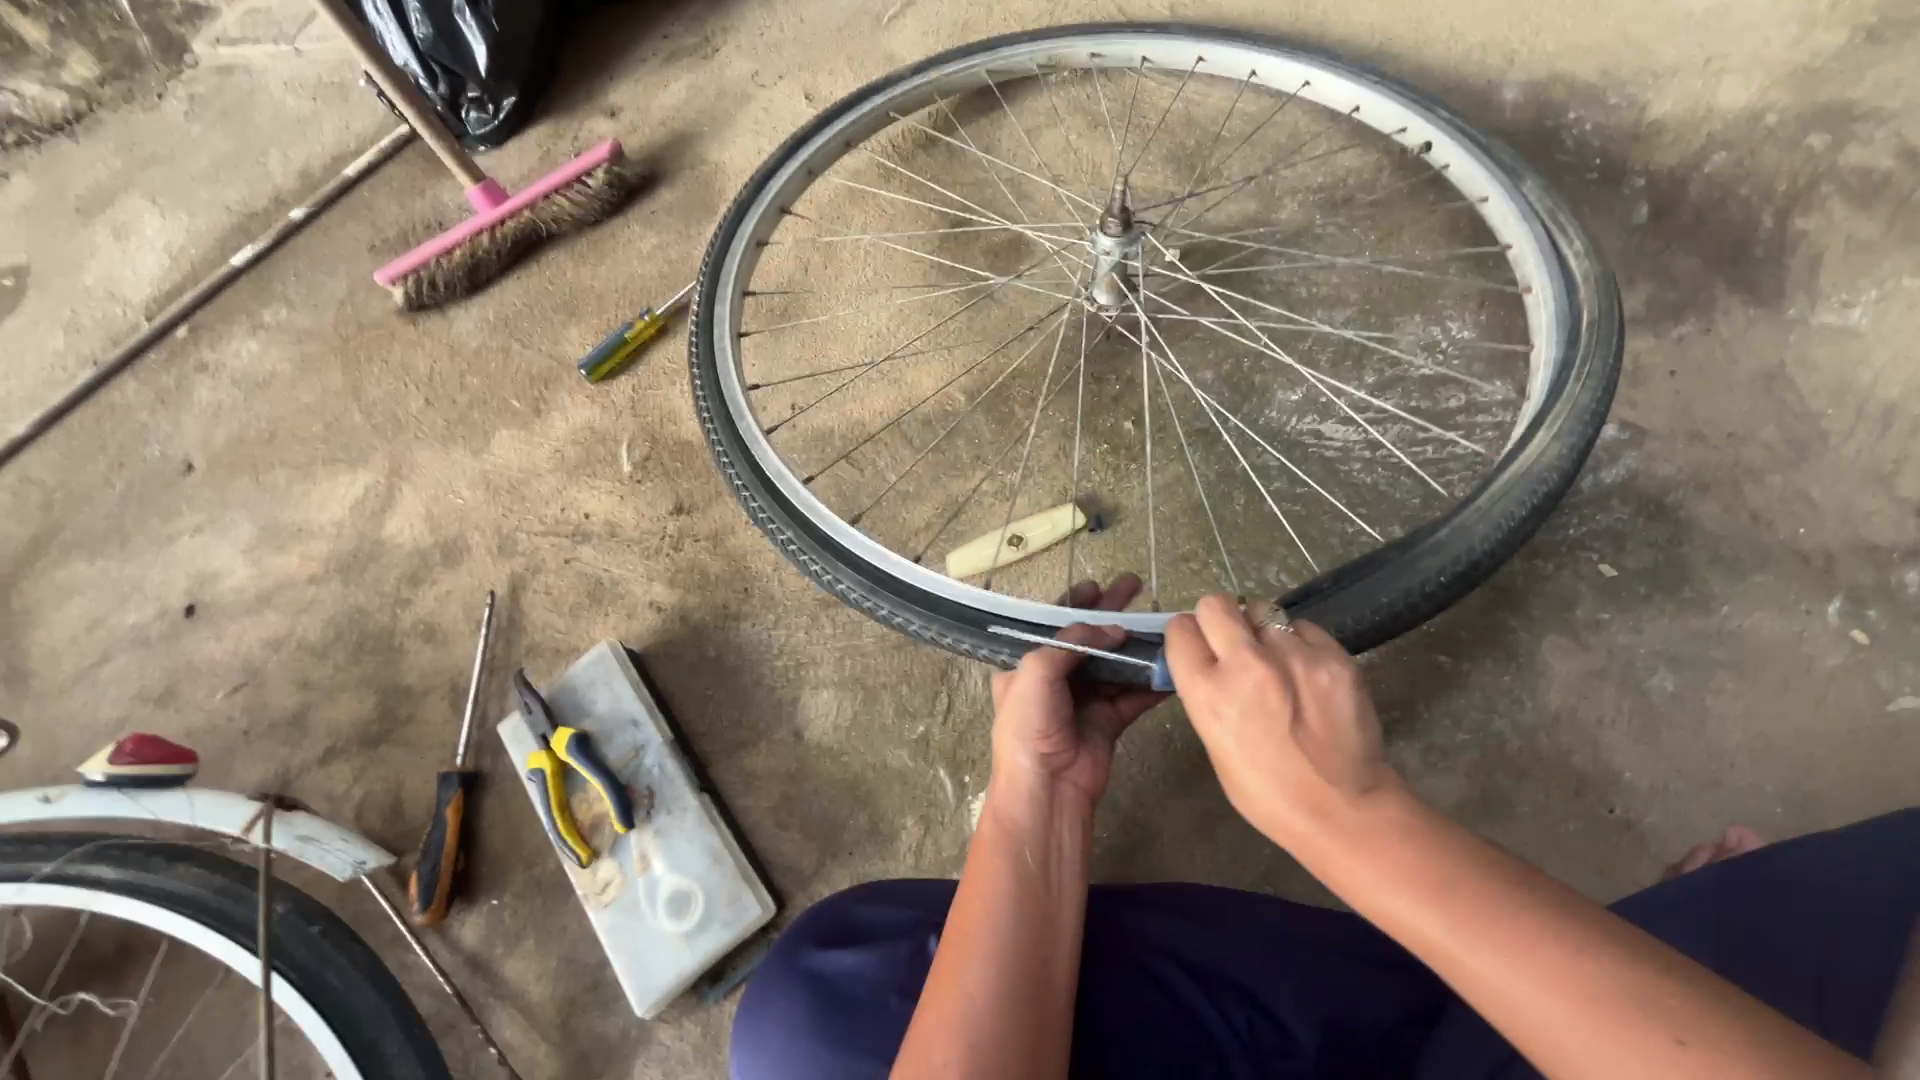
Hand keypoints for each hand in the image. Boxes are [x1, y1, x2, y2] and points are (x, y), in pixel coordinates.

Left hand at [989, 574, 1169, 808]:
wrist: (1046, 786)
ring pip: (1114, 664)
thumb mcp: (1035, 672)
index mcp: (1025, 666)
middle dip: (1110, 614)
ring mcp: (1082, 700)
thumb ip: (1071, 642)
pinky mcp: (1108, 721)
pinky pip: (1132, 694)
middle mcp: (1053, 680)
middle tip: (1134, 587)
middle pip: (1087, 640)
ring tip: (1160, 621)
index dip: (1073, 604)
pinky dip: (1150, 682)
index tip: (1096, 586)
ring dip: (1135, 645)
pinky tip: (1169, 664)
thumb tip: (1113, 629)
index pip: (1050, 627)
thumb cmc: (1028, 725)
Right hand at [1164, 594, 1399, 845]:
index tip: (1197, 646)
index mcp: (1207, 692)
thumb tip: (1209, 660)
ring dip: (1262, 629)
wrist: (1343, 809)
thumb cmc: (1266, 790)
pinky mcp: (1333, 657)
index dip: (1187, 635)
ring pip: (1264, 610)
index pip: (1180, 629)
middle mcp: (1246, 664)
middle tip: (1233, 641)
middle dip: (1219, 618)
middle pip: (1216, 604)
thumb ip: (1207, 692)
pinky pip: (1304, 628)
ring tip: (1275, 658)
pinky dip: (1299, 642)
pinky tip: (1306, 671)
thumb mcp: (1214, 742)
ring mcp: (1293, 656)